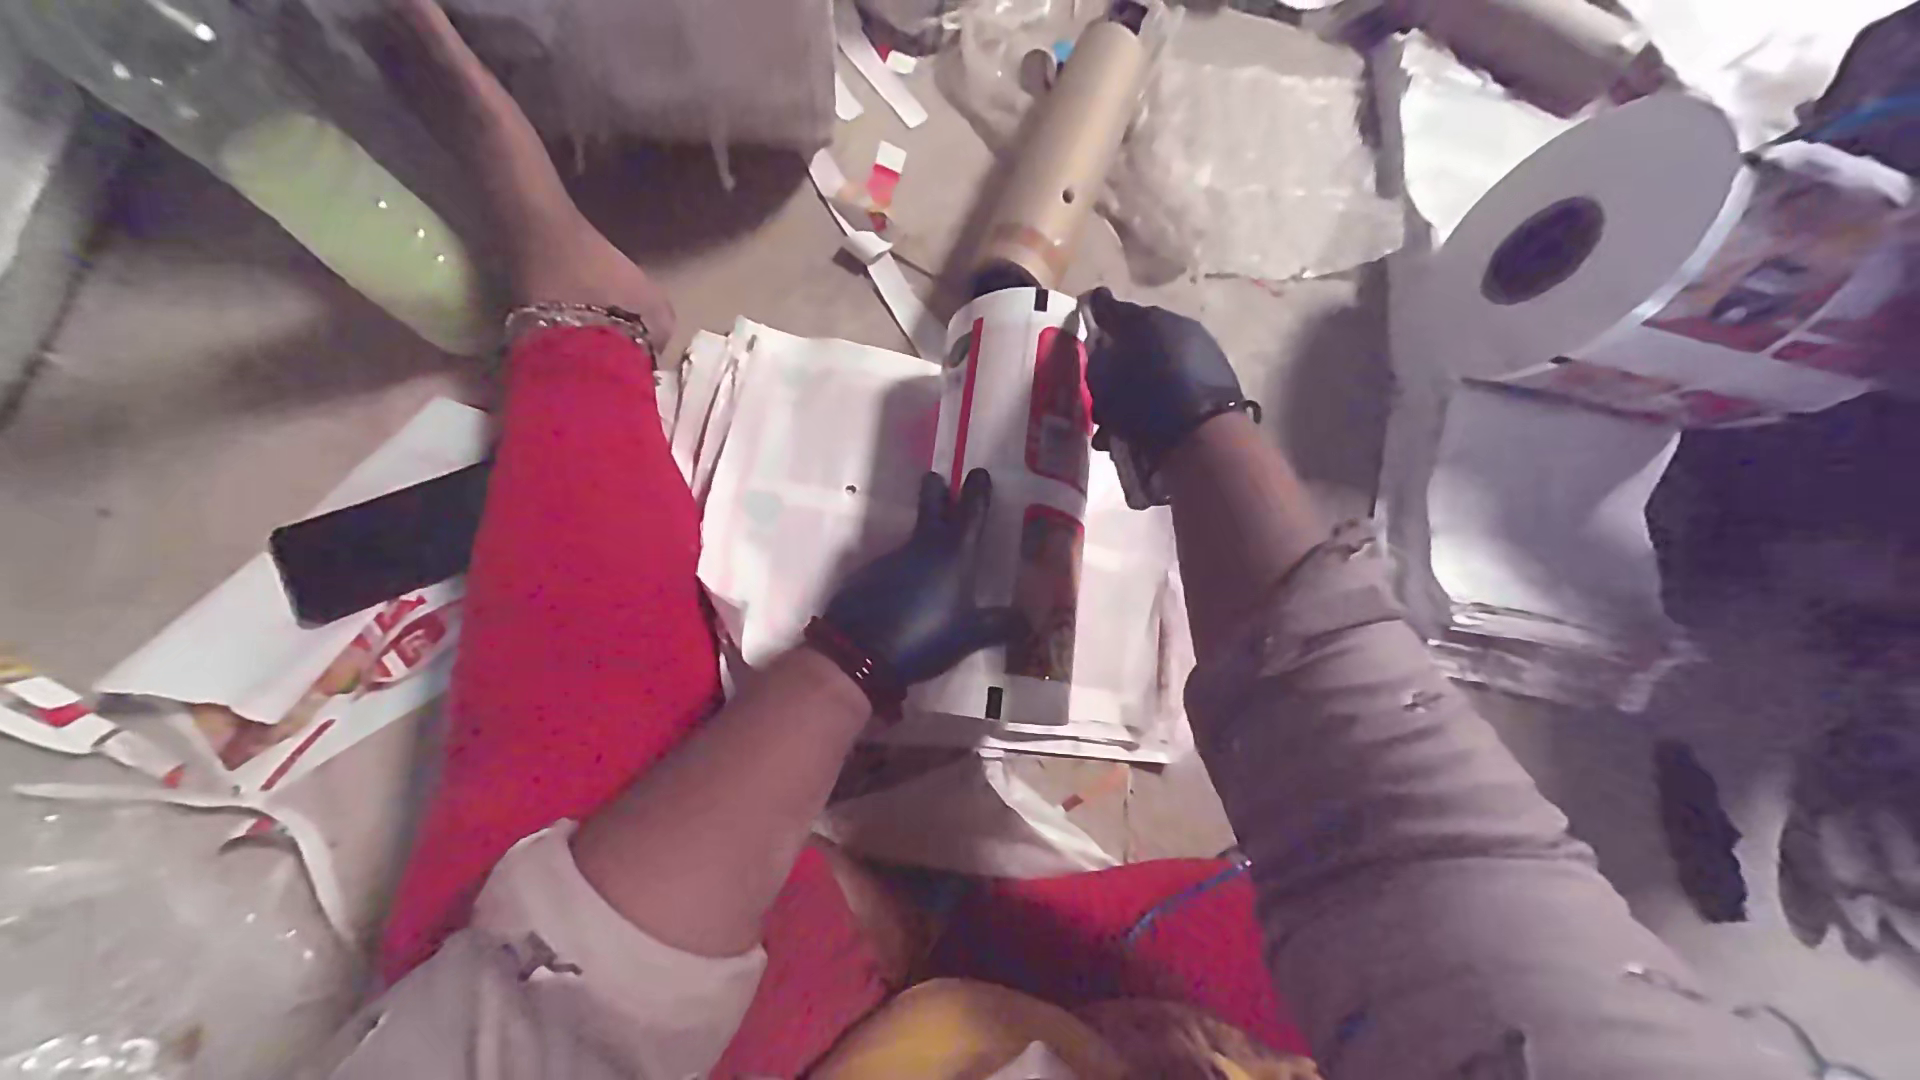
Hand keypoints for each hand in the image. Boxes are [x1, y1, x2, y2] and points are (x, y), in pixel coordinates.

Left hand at [822, 470, 1022, 684]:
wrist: (860, 651)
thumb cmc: (925, 636)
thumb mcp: (970, 636)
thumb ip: (1001, 626)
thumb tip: (1029, 621)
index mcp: (954, 554)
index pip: (971, 512)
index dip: (977, 491)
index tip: (978, 471)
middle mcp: (923, 547)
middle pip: (930, 508)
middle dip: (935, 491)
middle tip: (936, 477)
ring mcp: (891, 559)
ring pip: (913, 542)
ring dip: (924, 544)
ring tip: (934, 562)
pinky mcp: (868, 576)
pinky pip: (894, 569)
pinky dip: (904, 574)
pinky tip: (908, 596)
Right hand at [1083, 287, 1251, 466]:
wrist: (1201, 431)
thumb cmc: (1141, 401)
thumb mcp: (1102, 380)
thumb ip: (1096, 356)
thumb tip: (1099, 342)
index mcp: (1141, 318)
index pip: (1108, 305)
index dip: (1095, 310)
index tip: (1088, 313)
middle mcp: (1173, 321)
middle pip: (1137, 332)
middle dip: (1121, 351)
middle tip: (1108, 377)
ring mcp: (1199, 343)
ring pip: (1159, 354)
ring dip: (1144, 372)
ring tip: (1131, 404)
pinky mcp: (1217, 367)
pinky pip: (1179, 371)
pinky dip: (1164, 384)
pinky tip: (1156, 408)